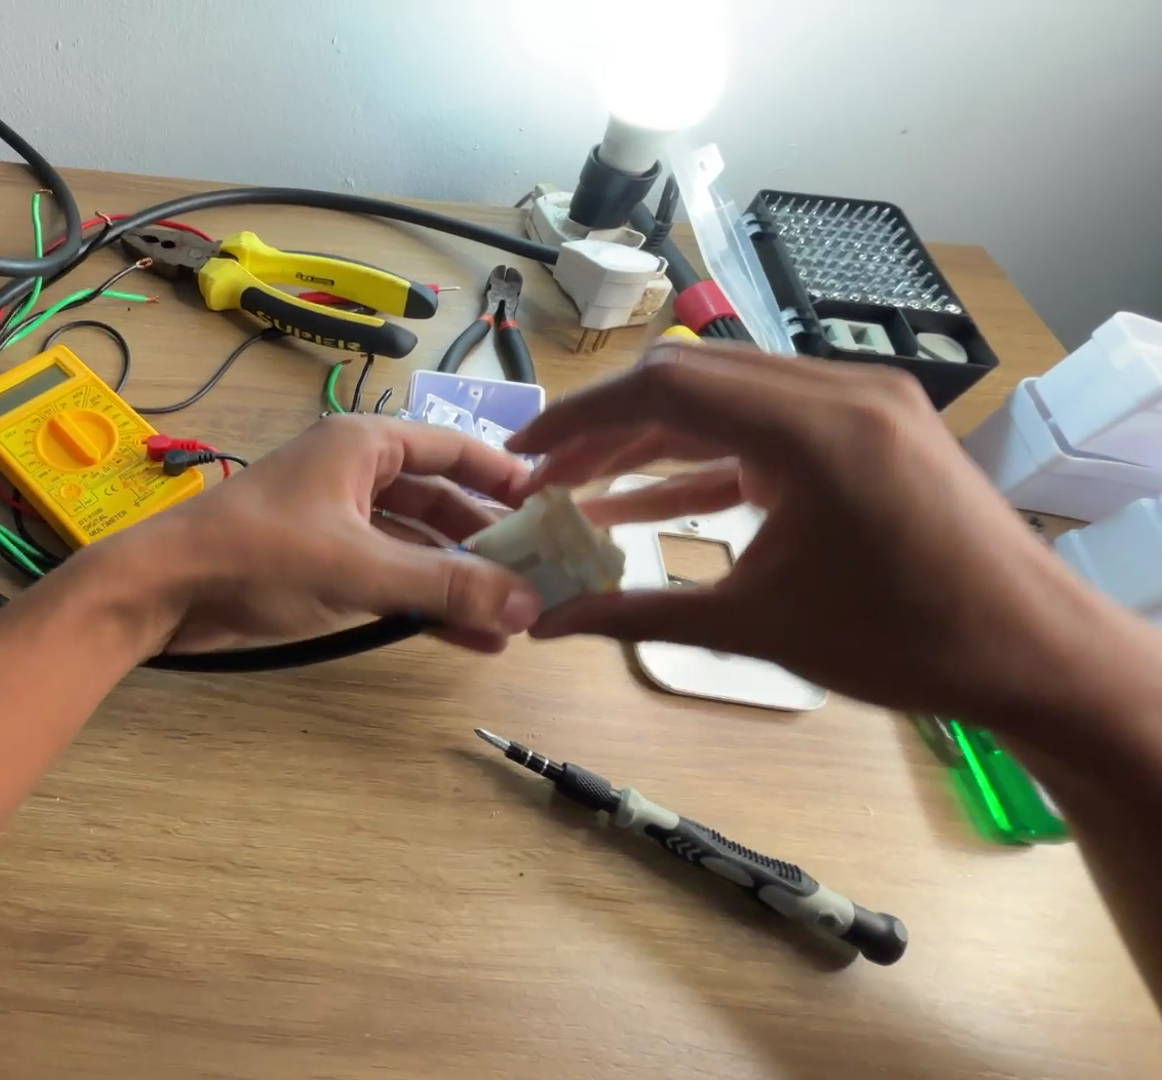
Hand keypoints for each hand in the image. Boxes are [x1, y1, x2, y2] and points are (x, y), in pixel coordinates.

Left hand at [91, 414, 542, 654]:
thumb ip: (442, 585)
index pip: (456, 449)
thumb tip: (529, 605)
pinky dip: (422, 602)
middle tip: (546, 579)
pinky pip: (387, 575)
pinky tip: (466, 637)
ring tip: (516, 620)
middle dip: (488, 542)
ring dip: (459, 580)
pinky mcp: (321, 564)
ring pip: (415, 545)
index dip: (508, 478)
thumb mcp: (358, 568)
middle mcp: (356, 474)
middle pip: (440, 502)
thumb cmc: (260, 556)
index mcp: (365, 446)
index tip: (559, 510)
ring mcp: (338, 521)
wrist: (166, 590)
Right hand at [509, 342, 1130, 725]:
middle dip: (598, 428)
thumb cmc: (904, 642)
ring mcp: (852, 406)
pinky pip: (748, 430)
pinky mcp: (855, 430)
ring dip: (637, 442)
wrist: (1041, 658)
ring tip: (574, 487)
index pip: (662, 388)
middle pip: (681, 381)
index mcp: (815, 430)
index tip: (522, 450)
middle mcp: (835, 394)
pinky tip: (634, 503)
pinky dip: (687, 463)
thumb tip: (543, 625)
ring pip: (711, 400)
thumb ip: (633, 615)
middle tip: (541, 475)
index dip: (577, 416)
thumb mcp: (750, 626)